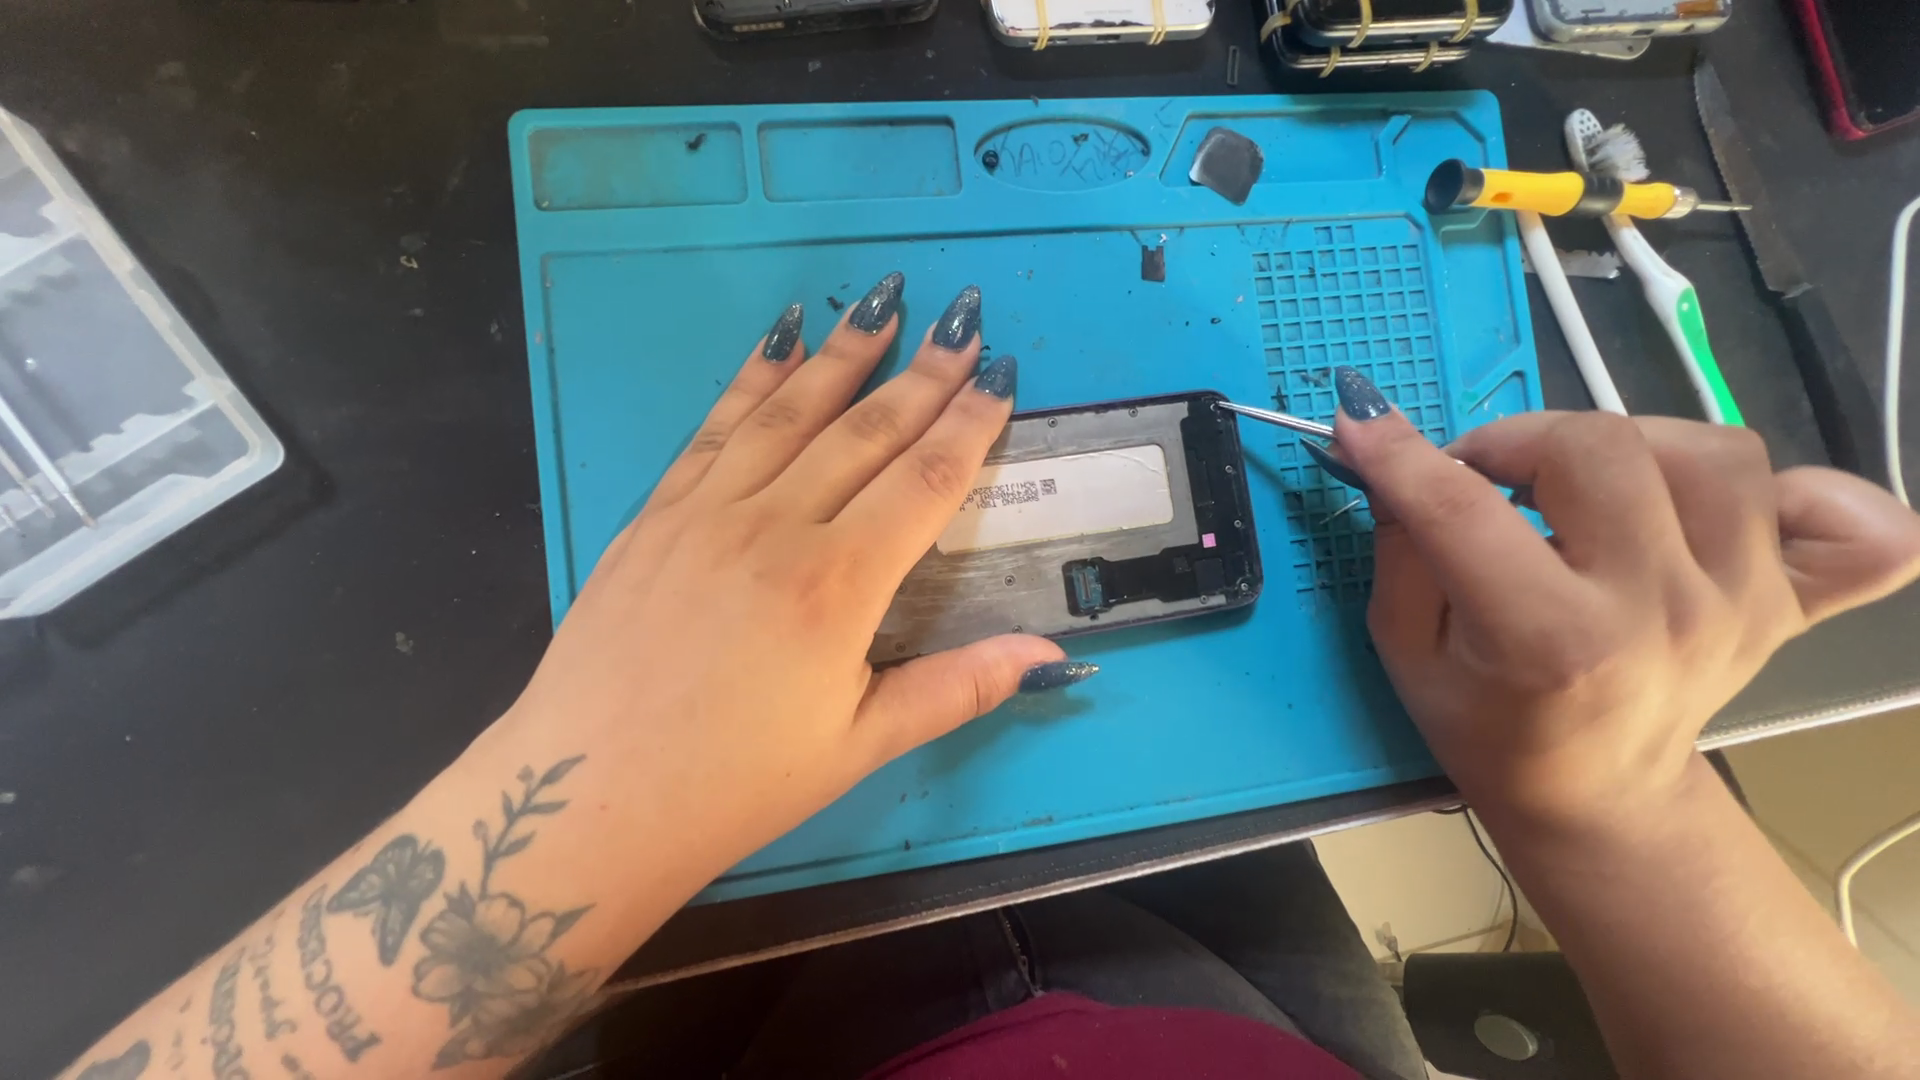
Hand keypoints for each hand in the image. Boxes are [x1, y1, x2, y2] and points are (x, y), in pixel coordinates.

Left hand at [488, 276, 1077, 882]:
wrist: (587, 800)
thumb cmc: (734, 785)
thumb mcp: (859, 746)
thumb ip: (960, 687)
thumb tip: (1055, 659)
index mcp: (836, 586)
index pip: (924, 482)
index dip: (970, 425)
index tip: (1000, 376)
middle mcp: (774, 527)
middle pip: (867, 432)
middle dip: (924, 373)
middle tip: (962, 321)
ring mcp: (707, 511)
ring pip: (792, 411)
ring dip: (845, 353)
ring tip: (884, 302)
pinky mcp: (657, 512)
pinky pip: (716, 425)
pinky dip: (755, 376)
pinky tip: (781, 337)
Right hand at [1330, 368, 1919, 829]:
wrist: (1594, 796)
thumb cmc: (1481, 726)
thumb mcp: (1404, 650)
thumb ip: (1400, 551)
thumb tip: (1397, 465)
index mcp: (1543, 638)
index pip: (1460, 510)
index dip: (1397, 452)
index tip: (1356, 418)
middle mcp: (1657, 610)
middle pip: (1598, 450)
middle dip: (1510, 439)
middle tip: (1475, 473)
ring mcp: (1744, 604)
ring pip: (1712, 451)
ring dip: (1621, 445)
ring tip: (1573, 486)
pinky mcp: (1797, 604)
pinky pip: (1857, 520)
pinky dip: (1802, 494)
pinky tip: (1719, 511)